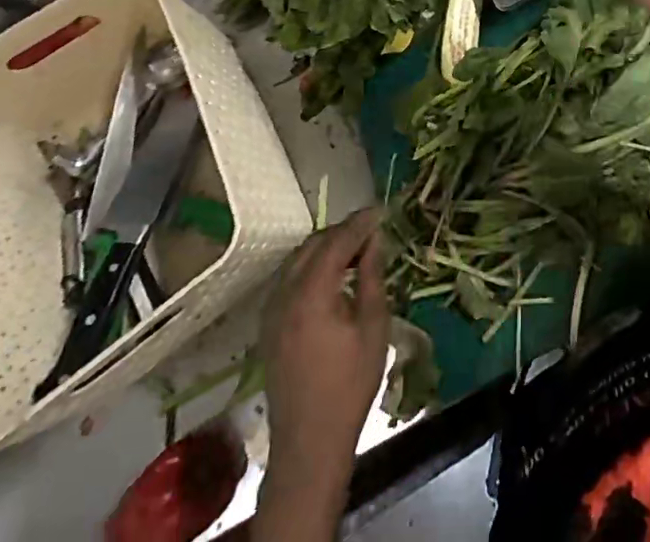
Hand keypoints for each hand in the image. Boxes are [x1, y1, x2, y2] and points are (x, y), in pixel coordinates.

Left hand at [260, 209, 388, 483]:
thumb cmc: (350, 385)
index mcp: (311, 293)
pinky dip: (311, 267)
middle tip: (372, 231)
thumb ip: (372, 278)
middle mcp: (284, 293)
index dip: (360, 224)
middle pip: (312, 245)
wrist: (309, 439)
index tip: (380, 211)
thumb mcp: (373, 328)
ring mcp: (271, 309)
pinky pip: (289, 279)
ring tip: (356, 251)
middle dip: (342, 232)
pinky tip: (331, 278)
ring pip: (297, 260)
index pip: (336, 242)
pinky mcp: (268, 323)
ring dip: (325, 248)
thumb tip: (374, 242)